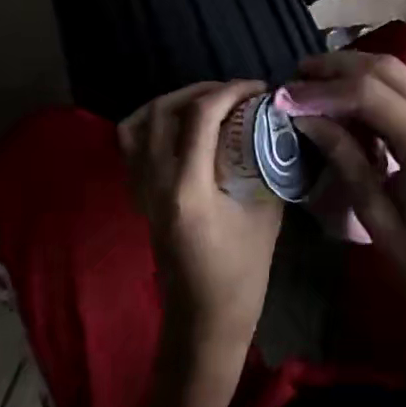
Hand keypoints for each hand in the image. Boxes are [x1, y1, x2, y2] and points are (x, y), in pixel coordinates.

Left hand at [118, 80, 281, 350]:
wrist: (203, 318)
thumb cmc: (241, 274)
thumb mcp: (265, 215)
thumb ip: (265, 164)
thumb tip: (274, 125)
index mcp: (187, 189)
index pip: (200, 117)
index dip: (230, 91)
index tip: (257, 88)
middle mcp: (154, 181)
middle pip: (164, 110)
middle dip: (202, 90)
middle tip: (235, 92)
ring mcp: (139, 186)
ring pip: (140, 121)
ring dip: (172, 101)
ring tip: (206, 101)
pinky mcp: (136, 193)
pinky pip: (131, 142)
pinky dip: (151, 121)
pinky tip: (179, 125)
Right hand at [283, 52, 405, 348]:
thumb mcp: (375, 214)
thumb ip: (343, 156)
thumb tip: (302, 117)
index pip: (370, 94)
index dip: (323, 90)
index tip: (286, 96)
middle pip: (387, 70)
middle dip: (337, 67)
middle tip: (297, 75)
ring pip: (399, 74)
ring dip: (354, 72)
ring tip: (314, 82)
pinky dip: (373, 87)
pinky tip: (346, 99)